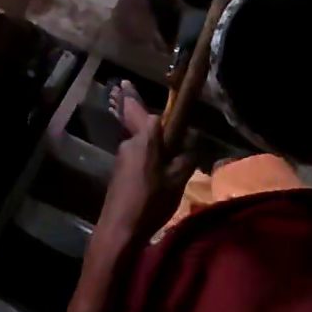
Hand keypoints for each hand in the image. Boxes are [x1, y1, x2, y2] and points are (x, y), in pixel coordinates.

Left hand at [100, 82, 191, 243]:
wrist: (120, 228)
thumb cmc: (152, 201)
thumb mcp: (178, 179)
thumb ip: (186, 156)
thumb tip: (192, 139)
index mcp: (146, 138)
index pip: (145, 110)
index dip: (141, 98)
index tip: (128, 83)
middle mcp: (130, 141)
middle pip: (136, 120)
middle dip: (132, 105)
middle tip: (126, 90)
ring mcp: (122, 156)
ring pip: (135, 137)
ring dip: (140, 131)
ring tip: (147, 130)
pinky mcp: (119, 171)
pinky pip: (134, 152)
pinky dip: (141, 149)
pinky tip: (150, 159)